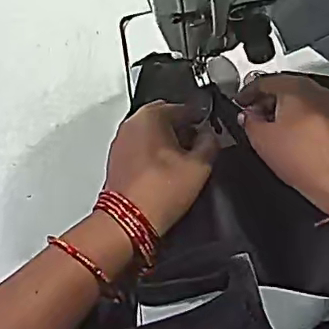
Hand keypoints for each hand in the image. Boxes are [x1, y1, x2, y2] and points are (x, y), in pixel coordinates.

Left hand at [103, 102, 219, 234]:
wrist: (129, 220)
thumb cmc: (157, 192)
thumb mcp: (199, 166)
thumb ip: (210, 144)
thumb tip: (210, 138)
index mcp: (150, 115)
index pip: (184, 108)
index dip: (201, 119)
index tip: (209, 129)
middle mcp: (132, 123)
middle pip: (166, 119)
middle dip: (184, 130)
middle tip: (199, 146)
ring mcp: (122, 141)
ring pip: (152, 134)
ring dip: (168, 143)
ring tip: (184, 163)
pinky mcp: (118, 159)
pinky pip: (141, 149)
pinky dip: (154, 155)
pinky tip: (166, 173)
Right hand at [236, 74, 328, 215]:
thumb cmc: (309, 160)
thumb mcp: (261, 139)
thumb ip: (248, 121)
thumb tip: (247, 117)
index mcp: (296, 86)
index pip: (263, 81)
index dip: (245, 93)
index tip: (239, 102)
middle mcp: (316, 91)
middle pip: (282, 88)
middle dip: (263, 101)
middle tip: (249, 115)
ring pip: (297, 101)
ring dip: (279, 111)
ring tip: (266, 129)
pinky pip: (309, 115)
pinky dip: (295, 121)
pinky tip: (287, 139)